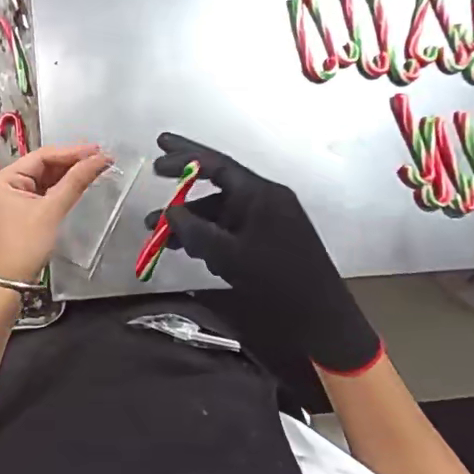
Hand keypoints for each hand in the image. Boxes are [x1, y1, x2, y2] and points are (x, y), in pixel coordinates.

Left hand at [0, 143, 112, 282]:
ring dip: (70, 174)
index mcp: (7, 177)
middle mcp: (9, 183)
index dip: (72, 151)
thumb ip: (75, 182)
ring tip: (97, 167)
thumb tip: (100, 158)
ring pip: (47, 179)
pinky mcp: (24, 211)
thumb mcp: (51, 211)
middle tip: (102, 157)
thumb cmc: (25, 245)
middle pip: (45, 165)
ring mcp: (16, 197)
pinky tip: (81, 183)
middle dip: (73, 161)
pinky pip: (46, 193)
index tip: (99, 150)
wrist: (8, 282)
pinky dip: (63, 188)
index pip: (43, 156)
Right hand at [145, 133, 380, 374]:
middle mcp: (263, 202)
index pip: (219, 165)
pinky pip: (228, 232)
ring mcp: (264, 223)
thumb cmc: (278, 281)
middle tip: (154, 171)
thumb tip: (170, 213)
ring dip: (190, 223)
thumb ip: (196, 232)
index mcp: (261, 195)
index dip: (185, 158)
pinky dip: (207, 238)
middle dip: (184, 184)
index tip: (157, 155)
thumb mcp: (230, 256)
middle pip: (216, 186)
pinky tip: (189, 252)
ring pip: (219, 214)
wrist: (319, 317)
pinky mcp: (264, 243)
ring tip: (160, 237)